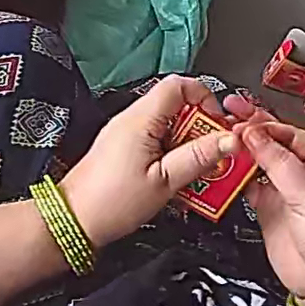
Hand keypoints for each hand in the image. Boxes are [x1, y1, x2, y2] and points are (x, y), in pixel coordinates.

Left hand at [59, 76, 235, 246]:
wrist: (73, 220)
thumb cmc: (111, 202)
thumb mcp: (165, 182)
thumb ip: (199, 157)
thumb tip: (230, 139)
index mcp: (142, 119)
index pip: (179, 84)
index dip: (205, 98)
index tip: (217, 126)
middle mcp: (132, 119)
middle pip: (177, 106)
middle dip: (201, 128)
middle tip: (212, 155)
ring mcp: (127, 133)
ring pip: (170, 125)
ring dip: (188, 145)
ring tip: (196, 172)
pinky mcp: (124, 148)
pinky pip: (157, 140)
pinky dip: (173, 154)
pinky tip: (177, 179)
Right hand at [237, 121, 304, 305]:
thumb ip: (280, 164)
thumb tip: (256, 135)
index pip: (288, 134)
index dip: (265, 126)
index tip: (243, 122)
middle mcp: (300, 173)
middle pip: (270, 142)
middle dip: (249, 127)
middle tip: (227, 113)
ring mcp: (282, 191)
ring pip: (256, 161)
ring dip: (239, 149)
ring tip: (220, 135)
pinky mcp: (266, 209)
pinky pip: (246, 185)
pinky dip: (233, 175)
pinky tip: (223, 166)